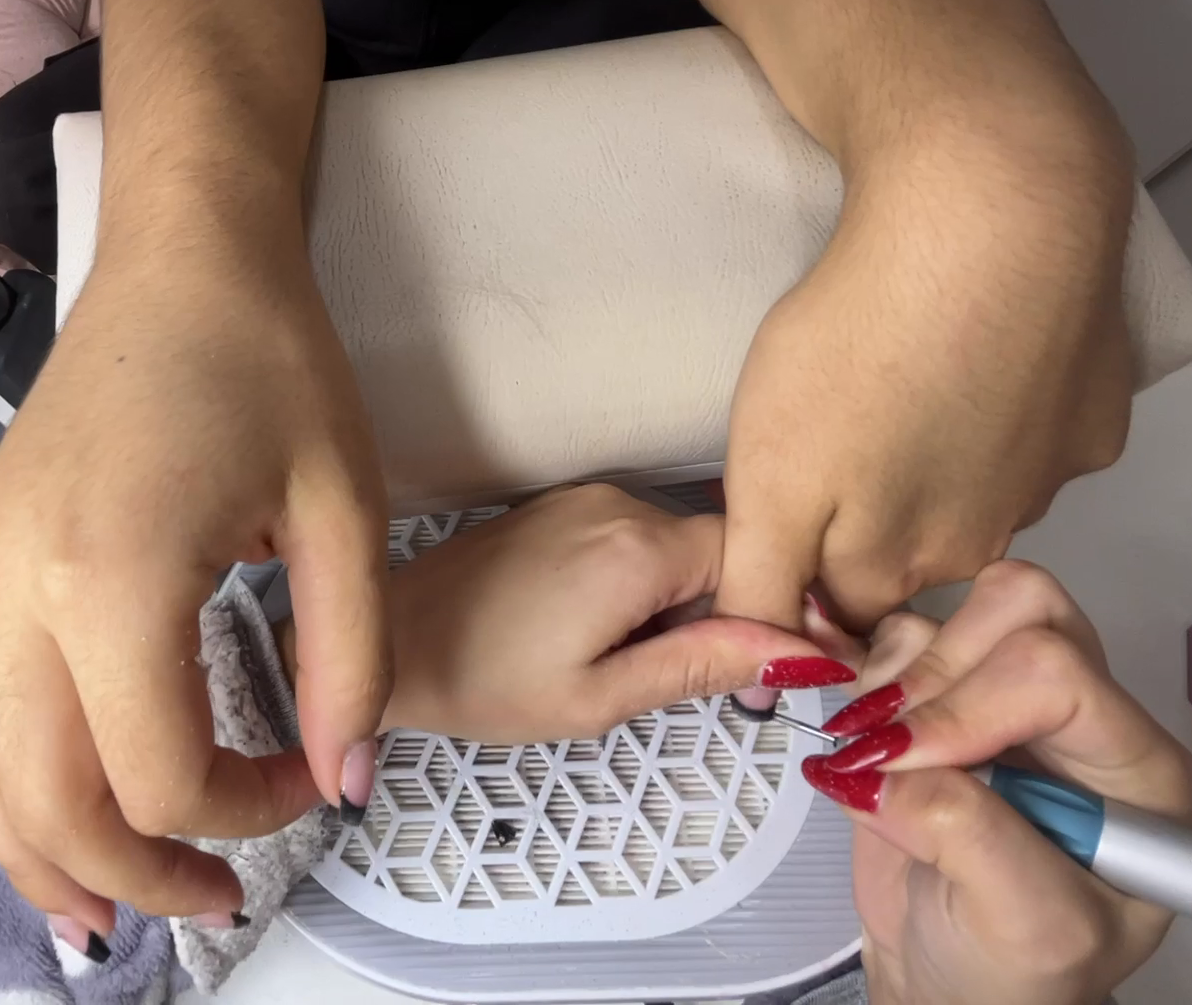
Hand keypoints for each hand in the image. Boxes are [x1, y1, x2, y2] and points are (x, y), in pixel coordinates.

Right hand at [0, 249, 388, 934]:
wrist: (185, 264)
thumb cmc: (272, 366)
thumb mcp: (343, 510)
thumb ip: (351, 657)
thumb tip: (345, 779)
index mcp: (114, 579)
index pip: (163, 773)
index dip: (250, 811)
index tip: (308, 781)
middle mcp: (14, 588)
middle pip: (49, 802)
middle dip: (137, 876)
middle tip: (211, 902)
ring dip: (39, 856)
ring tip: (110, 903)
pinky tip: (14, 809)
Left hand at [369, 484, 857, 742]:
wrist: (390, 639)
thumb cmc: (485, 682)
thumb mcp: (600, 695)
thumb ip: (701, 663)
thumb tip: (801, 647)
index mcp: (636, 545)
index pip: (749, 554)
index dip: (761, 610)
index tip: (737, 666)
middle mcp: (611, 501)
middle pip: (708, 547)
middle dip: (703, 609)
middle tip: (646, 670)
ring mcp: (574, 497)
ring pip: (665, 542)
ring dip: (662, 596)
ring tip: (602, 649)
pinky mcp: (548, 506)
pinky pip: (620, 534)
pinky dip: (625, 578)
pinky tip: (576, 620)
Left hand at [716, 203, 1134, 631]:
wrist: (980, 231)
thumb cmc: (850, 357)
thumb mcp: (766, 487)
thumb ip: (765, 584)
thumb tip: (770, 665)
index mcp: (895, 560)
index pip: (839, 614)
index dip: (798, 585)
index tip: (776, 537)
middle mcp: (980, 537)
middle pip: (895, 563)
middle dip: (848, 532)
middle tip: (818, 453)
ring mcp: (1042, 475)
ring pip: (954, 505)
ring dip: (912, 475)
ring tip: (875, 405)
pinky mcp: (1082, 415)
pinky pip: (1011, 444)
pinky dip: (975, 422)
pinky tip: (950, 373)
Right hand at [803, 561, 1191, 1004]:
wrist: (943, 964)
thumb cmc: (1009, 961)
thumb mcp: (1026, 924)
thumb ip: (967, 834)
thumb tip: (874, 763)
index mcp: (1128, 763)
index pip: (1051, 673)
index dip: (963, 710)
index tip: (901, 766)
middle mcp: (1064, 712)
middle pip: (1016, 608)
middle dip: (928, 671)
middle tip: (879, 736)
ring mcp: (985, 696)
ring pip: (937, 618)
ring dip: (882, 674)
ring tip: (857, 739)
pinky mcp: (916, 694)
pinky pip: (880, 635)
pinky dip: (842, 651)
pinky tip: (831, 688)